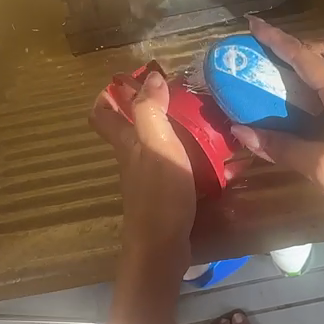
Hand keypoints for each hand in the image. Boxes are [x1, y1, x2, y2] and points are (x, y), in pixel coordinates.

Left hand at [90, 70, 195, 252]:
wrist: (163, 247)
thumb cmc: (159, 194)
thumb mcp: (156, 145)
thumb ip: (150, 110)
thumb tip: (150, 76)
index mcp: (126, 143)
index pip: (102, 113)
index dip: (110, 94)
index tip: (134, 78)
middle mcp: (134, 159)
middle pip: (134, 128)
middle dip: (152, 108)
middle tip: (182, 94)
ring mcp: (151, 179)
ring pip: (159, 147)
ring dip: (179, 131)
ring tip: (209, 119)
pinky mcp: (168, 195)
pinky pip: (180, 167)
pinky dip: (196, 158)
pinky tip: (220, 156)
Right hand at [232, 17, 323, 243]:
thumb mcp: (322, 168)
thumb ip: (283, 147)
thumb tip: (242, 131)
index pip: (308, 59)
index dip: (279, 40)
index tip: (254, 24)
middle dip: (311, 47)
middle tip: (284, 65)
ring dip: (320, 69)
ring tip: (290, 88)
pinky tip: (309, 116)